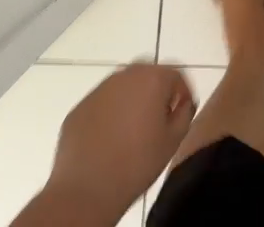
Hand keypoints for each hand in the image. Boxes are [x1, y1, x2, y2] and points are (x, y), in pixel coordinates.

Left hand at [32, 64, 195, 224]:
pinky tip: (109, 137)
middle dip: (156, 90)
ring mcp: (98, 90)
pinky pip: (102, 103)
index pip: (176, 75)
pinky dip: (109, 112)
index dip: (182, 93)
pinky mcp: (79, 107)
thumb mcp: (174, 140)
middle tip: (158, 116)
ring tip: (132, 128)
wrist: (88, 189)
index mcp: (152, 79)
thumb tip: (182, 103)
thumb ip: (185, 113)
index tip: (180, 113)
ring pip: (123, 86)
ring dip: (131, 99)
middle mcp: (125, 76)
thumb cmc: (139, 163)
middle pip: (148, 74)